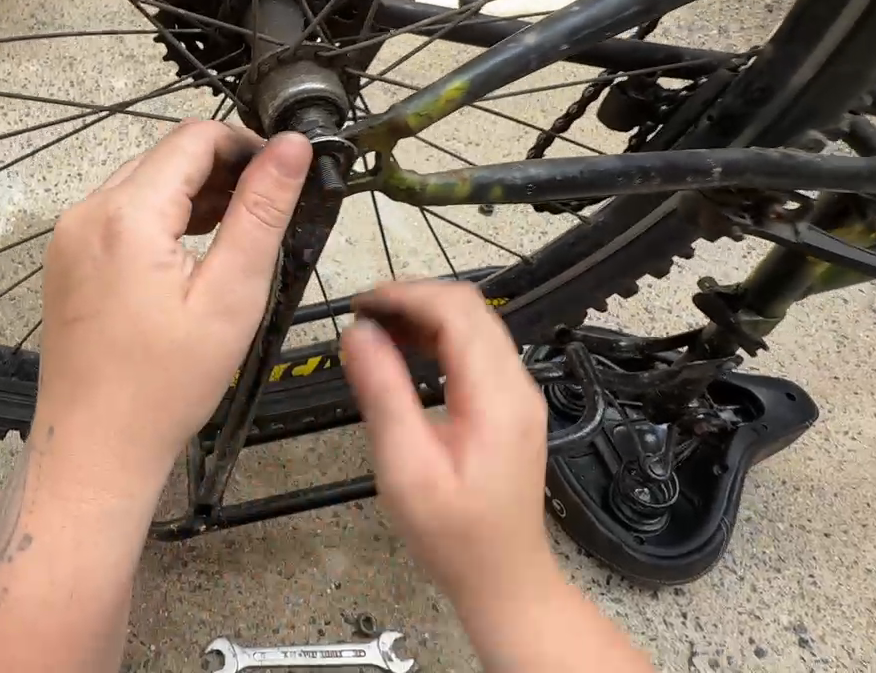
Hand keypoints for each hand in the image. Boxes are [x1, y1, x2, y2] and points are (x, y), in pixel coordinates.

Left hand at [35, 121, 312, 497]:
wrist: (95, 449)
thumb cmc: (166, 385)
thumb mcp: (230, 295)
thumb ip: (261, 211)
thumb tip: (291, 146)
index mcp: (126, 214)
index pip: (193, 138)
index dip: (244, 145)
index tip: (281, 176)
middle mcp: (87, 210)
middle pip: (165, 156)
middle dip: (220, 170)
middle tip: (264, 212)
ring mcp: (70, 233)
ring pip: (143, 181)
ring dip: (191, 193)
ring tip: (235, 234)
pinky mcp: (67, 256)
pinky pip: (121, 211)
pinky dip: (161, 216)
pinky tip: (191, 250)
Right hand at [341, 281, 562, 621]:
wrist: (504, 580)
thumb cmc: (453, 535)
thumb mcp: (406, 469)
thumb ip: (383, 394)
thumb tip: (357, 334)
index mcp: (496, 398)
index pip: (456, 312)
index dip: (406, 295)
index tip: (361, 304)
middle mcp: (516, 384)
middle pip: (468, 306)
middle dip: (412, 297)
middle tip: (363, 312)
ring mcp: (517, 391)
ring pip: (473, 320)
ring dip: (423, 312)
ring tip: (376, 327)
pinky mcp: (509, 401)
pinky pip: (475, 344)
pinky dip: (436, 333)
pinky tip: (404, 348)